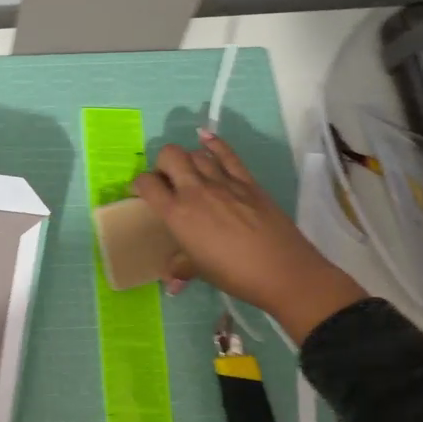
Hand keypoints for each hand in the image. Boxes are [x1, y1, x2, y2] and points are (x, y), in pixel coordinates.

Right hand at [131, 130, 365, 343]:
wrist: (284, 272)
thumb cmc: (234, 275)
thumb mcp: (199, 271)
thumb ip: (180, 268)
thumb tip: (172, 283)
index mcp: (177, 214)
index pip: (146, 184)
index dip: (138, 184)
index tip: (140, 193)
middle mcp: (196, 191)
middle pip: (170, 156)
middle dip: (162, 163)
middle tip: (166, 180)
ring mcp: (224, 183)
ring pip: (197, 153)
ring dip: (188, 159)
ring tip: (189, 173)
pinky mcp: (248, 182)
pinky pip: (228, 154)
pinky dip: (214, 143)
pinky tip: (205, 138)